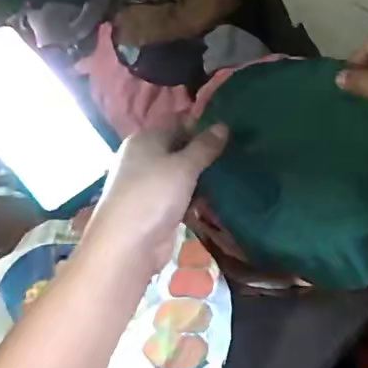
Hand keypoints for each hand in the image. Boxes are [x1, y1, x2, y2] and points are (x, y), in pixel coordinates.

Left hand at [81, 124, 229, 270]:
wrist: (128, 244)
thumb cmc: (153, 194)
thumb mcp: (183, 165)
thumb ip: (204, 146)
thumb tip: (222, 126)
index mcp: (145, 140)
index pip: (177, 123)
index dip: (202, 126)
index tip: (231, 130)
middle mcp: (144, 158)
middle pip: (180, 148)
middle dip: (206, 152)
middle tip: (239, 151)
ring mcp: (150, 185)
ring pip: (183, 173)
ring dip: (204, 175)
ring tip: (236, 171)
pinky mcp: (158, 208)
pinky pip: (183, 195)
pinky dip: (198, 195)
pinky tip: (221, 195)